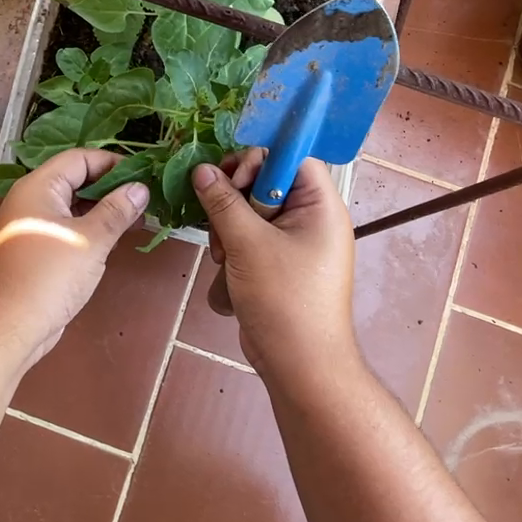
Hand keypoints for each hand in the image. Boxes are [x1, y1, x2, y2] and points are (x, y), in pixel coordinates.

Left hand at [0, 149, 150, 360]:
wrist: (11, 323)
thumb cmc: (50, 275)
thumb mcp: (91, 239)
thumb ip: (117, 210)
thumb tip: (140, 188)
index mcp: (38, 186)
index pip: (79, 158)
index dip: (113, 162)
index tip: (144, 174)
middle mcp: (30, 200)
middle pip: (75, 180)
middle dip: (111, 188)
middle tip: (146, 198)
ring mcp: (31, 225)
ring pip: (72, 206)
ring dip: (103, 210)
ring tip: (138, 219)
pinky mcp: (36, 249)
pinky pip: (67, 228)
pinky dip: (90, 229)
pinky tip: (114, 239)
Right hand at [193, 150, 356, 376]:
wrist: (300, 363)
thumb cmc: (283, 298)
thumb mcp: (247, 244)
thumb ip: (223, 202)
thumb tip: (201, 169)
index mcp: (320, 206)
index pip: (292, 157)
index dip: (259, 159)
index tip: (229, 177)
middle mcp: (312, 219)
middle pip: (267, 183)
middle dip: (236, 200)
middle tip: (220, 219)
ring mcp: (296, 244)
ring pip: (252, 214)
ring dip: (229, 228)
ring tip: (223, 254)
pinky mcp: (279, 265)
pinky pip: (252, 240)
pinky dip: (234, 249)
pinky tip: (225, 268)